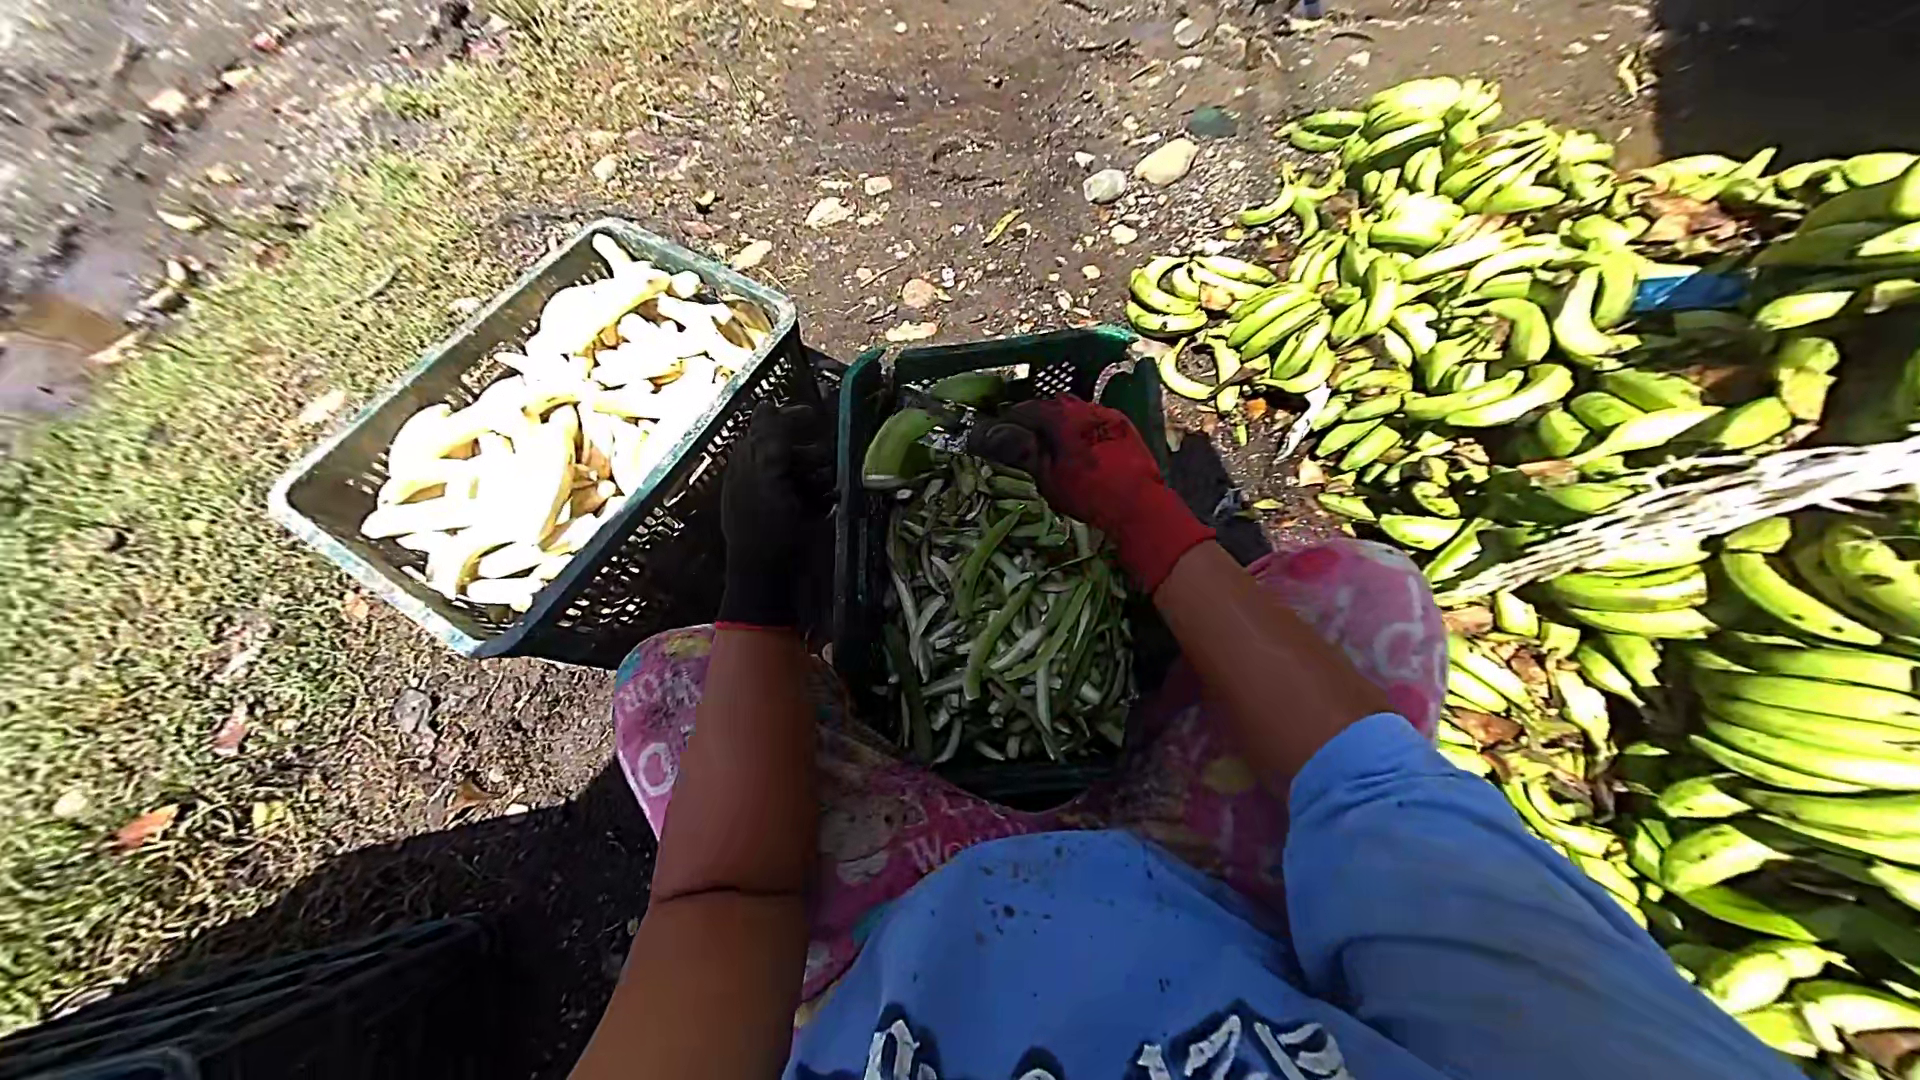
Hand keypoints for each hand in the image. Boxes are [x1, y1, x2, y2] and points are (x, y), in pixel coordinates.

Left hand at [717, 399, 833, 627]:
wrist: (772, 580)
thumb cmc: (764, 527)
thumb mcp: (763, 476)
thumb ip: (767, 440)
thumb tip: (769, 404)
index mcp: (748, 465)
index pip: (768, 429)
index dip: (790, 420)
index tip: (815, 418)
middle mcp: (764, 478)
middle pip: (794, 451)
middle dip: (813, 454)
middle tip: (827, 464)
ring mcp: (782, 501)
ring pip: (810, 473)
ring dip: (824, 475)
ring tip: (831, 488)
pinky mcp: (799, 519)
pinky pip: (817, 496)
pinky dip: (827, 496)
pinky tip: (832, 503)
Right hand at [971, 394, 1212, 591]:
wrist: (1140, 504)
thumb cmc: (1088, 493)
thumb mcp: (1046, 478)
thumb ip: (1021, 451)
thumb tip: (989, 434)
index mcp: (1061, 417)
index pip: (1025, 410)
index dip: (1008, 421)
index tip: (999, 432)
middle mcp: (1084, 407)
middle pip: (1050, 407)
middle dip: (1034, 420)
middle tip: (1023, 439)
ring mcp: (1106, 414)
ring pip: (1074, 412)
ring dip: (1059, 424)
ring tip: (1051, 444)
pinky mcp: (1123, 426)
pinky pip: (1093, 421)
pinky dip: (1080, 430)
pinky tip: (1078, 447)